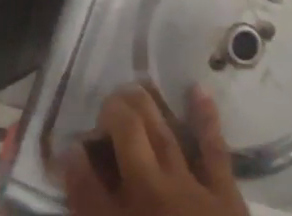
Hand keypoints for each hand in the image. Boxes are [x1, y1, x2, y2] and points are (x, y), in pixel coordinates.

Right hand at [62, 84, 250, 215]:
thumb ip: (96, 206)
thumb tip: (79, 173)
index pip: (83, 186)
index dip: (72, 164)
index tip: (68, 150)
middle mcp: (148, 198)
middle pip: (126, 140)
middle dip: (113, 115)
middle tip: (105, 106)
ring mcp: (188, 190)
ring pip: (163, 135)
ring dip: (147, 107)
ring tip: (134, 88)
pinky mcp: (223, 193)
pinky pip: (213, 148)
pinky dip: (205, 118)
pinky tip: (196, 90)